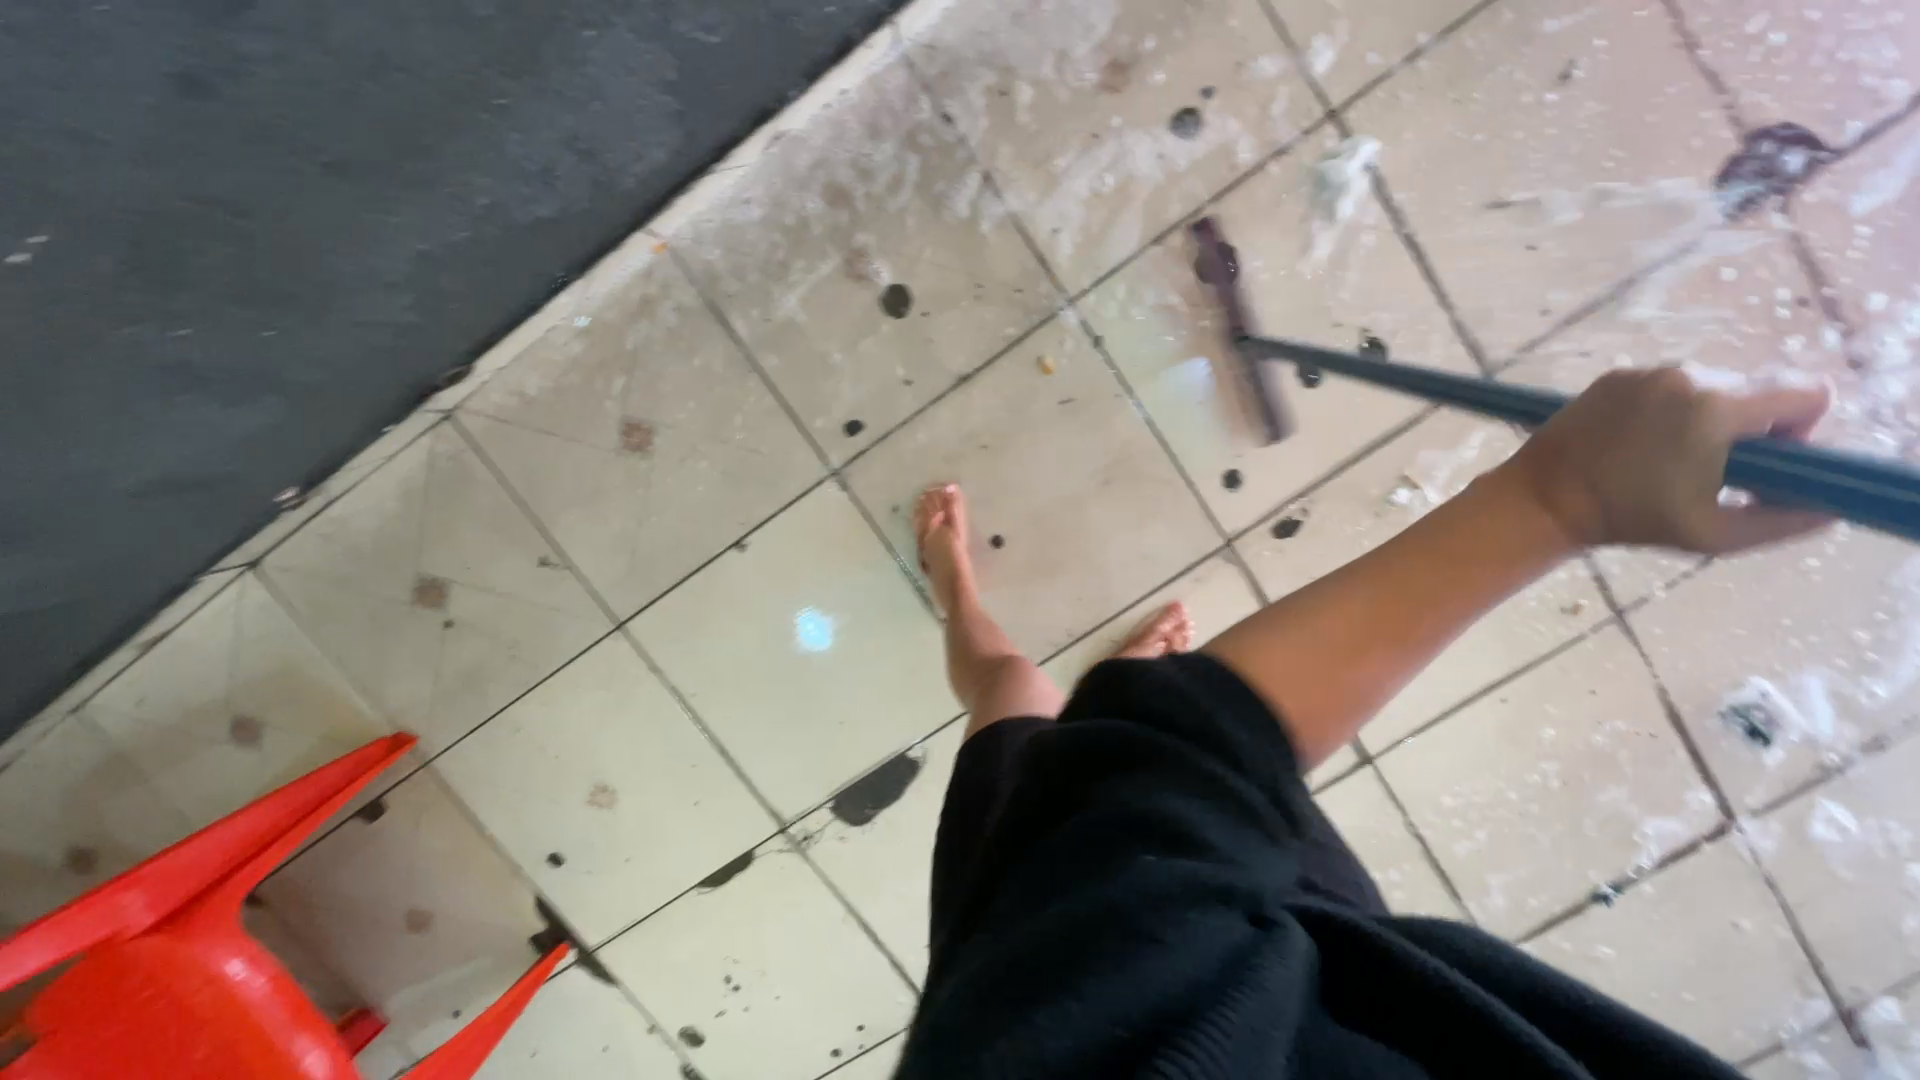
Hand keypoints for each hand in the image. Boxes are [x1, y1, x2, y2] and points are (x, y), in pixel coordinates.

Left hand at [1502, 366, 1833, 554]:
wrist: (1542, 499)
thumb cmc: (1627, 519)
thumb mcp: (1713, 534)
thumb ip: (1784, 521)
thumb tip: (1829, 506)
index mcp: (1718, 407)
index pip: (1806, 394)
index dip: (1797, 429)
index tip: (1762, 460)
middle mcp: (1686, 376)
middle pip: (1757, 390)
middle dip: (1747, 426)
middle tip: (1707, 466)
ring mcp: (1645, 373)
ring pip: (1711, 386)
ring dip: (1704, 417)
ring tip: (1665, 457)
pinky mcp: (1614, 377)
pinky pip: (1666, 386)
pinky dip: (1665, 410)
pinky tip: (1635, 443)